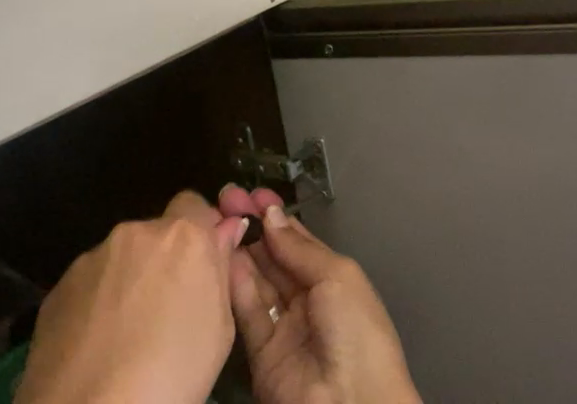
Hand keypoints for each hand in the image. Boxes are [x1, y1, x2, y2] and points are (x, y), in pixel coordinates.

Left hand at [15, 191, 247, 403]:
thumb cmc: (173, 375)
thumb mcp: (220, 328)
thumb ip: (221, 268)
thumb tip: (225, 231)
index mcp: (184, 236)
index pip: (196, 205)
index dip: (201, 232)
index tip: (203, 266)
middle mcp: (136, 233)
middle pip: (157, 232)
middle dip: (165, 259)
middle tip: (167, 308)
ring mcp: (93, 258)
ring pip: (122, 258)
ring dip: (130, 280)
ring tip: (127, 333)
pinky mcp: (59, 287)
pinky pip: (91, 283)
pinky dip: (98, 302)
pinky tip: (98, 345)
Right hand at [219, 185, 420, 403]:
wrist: (352, 403)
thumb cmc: (357, 331)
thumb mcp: (337, 278)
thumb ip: (300, 248)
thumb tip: (271, 215)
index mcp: (335, 279)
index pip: (300, 242)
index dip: (277, 218)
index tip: (252, 194)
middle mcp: (308, 299)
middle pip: (276, 259)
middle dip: (254, 230)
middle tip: (227, 202)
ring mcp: (285, 327)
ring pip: (258, 283)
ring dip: (240, 253)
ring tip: (219, 223)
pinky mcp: (261, 354)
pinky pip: (247, 314)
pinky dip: (235, 286)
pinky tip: (222, 259)